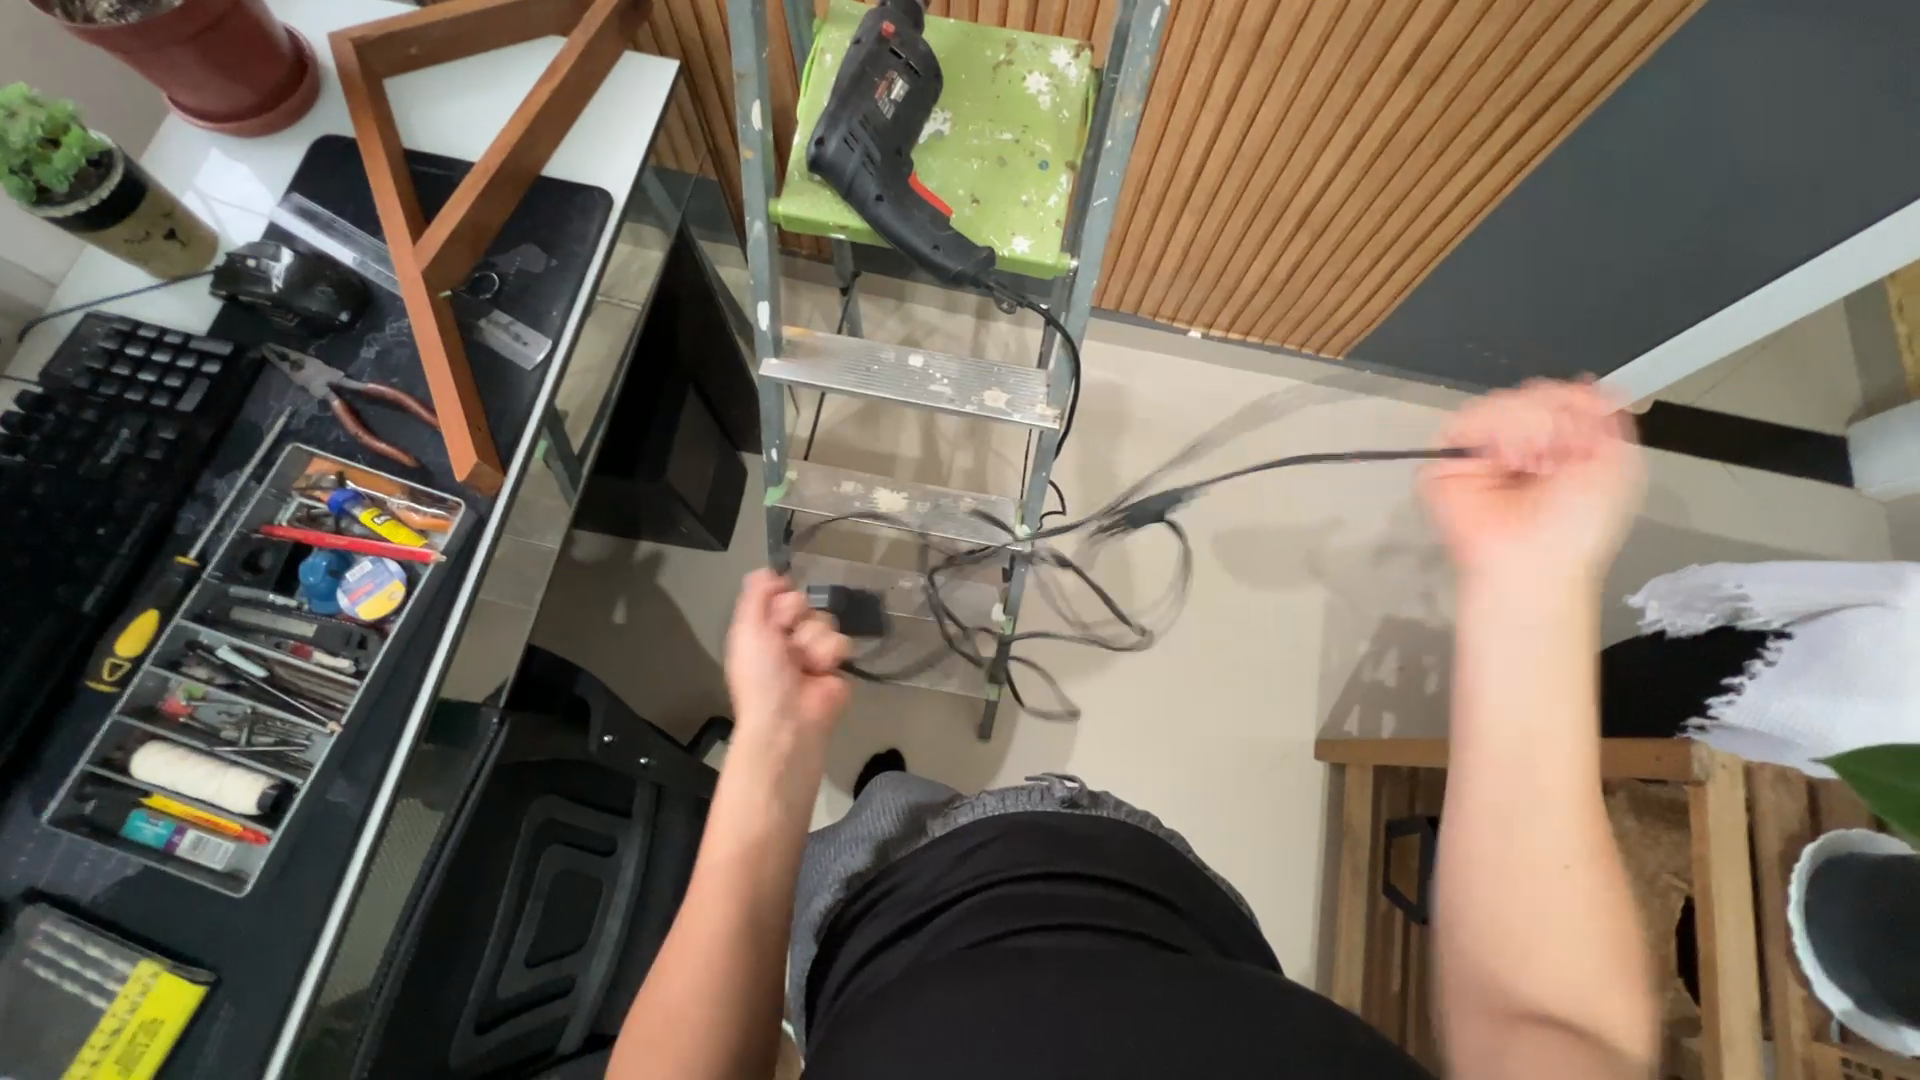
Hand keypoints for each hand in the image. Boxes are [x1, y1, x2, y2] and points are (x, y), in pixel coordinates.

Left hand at [725, 570, 851, 746]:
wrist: (789, 719)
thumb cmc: (761, 676)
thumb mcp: (747, 631)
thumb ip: (755, 596)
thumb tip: (769, 570)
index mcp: (761, 630)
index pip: (779, 594)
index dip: (780, 599)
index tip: (775, 612)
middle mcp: (787, 637)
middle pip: (804, 603)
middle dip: (796, 619)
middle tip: (786, 641)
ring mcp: (814, 650)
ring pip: (824, 620)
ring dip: (813, 641)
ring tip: (804, 663)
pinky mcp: (837, 664)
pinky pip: (842, 641)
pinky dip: (829, 655)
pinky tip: (820, 671)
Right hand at [1421, 380, 1643, 585]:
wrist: (1532, 558)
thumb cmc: (1576, 524)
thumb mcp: (1615, 465)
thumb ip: (1606, 419)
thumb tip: (1583, 384)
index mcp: (1552, 445)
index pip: (1553, 397)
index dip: (1567, 401)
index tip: (1582, 428)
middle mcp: (1513, 445)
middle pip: (1523, 396)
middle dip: (1545, 416)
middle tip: (1554, 454)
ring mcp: (1476, 455)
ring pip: (1491, 405)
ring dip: (1518, 425)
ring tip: (1526, 460)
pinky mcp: (1443, 466)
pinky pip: (1458, 425)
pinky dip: (1484, 431)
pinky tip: (1503, 458)